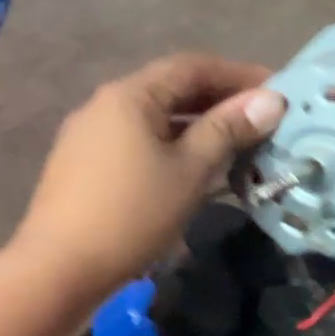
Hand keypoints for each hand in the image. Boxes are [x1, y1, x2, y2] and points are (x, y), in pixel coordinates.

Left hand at [11, 54, 282, 293]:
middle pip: (166, 92)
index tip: (277, 93)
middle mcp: (99, 108)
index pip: (191, 67)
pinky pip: (128, 147)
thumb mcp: (188, 171)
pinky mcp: (75, 169)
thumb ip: (227, 131)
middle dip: (215, 103)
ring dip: (190, 131)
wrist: (57, 268)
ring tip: (231, 152)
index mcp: (127, 96)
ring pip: (147, 122)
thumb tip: (268, 100)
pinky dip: (162, 151)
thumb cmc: (130, 215)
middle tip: (259, 124)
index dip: (238, 75)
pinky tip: (185, 175)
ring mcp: (82, 139)